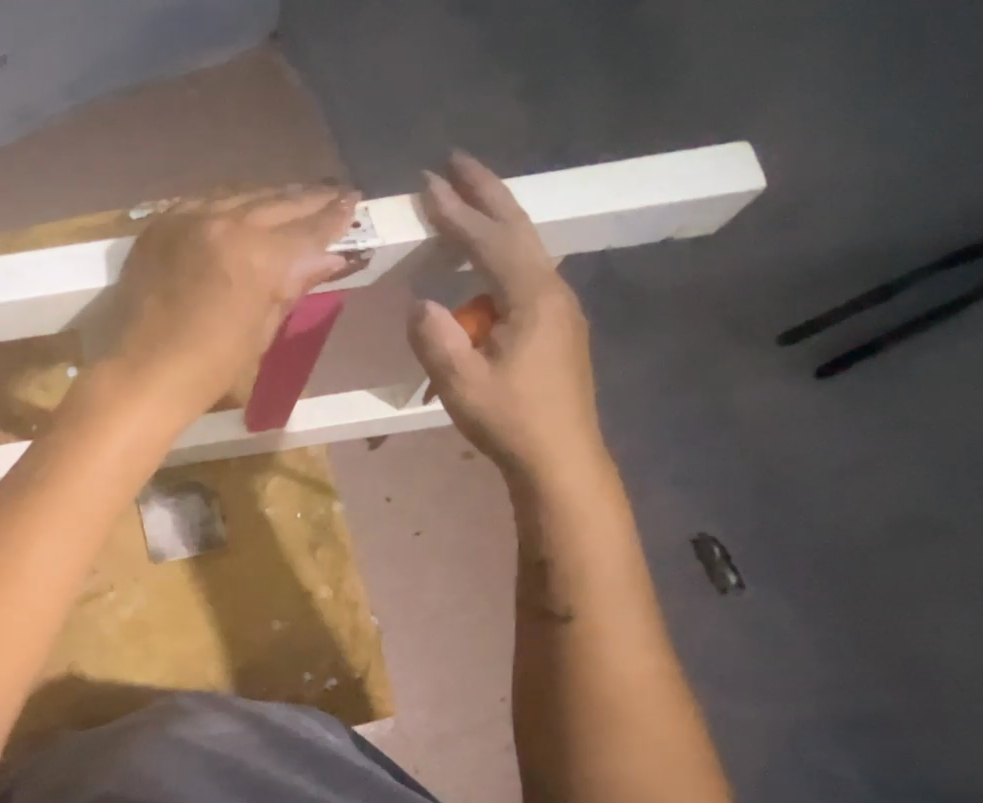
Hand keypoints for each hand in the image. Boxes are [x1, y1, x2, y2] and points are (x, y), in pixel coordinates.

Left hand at [101, 186, 358, 419]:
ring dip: (270, 196)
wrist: (141, 374)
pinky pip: (204, 200)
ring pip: (241, 194)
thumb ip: (293, 285)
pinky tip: (241, 205)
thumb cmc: (209, 367)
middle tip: (333, 194)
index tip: (353, 204)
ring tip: (292, 197)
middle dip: (309, 199)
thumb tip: (328, 258)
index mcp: (259, 255)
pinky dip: (229, 202)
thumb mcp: (262, 330)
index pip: (308, 228)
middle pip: (277, 203)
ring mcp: (188, 218)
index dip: (334, 218)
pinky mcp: (160, 223)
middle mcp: (226, 223)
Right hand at [407, 152, 607, 487]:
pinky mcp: (557, 329)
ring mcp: (560, 310)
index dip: (456, 213)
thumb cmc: (512, 422)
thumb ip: (437, 338)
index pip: (488, 241)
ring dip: (494, 221)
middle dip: (486, 193)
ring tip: (465, 204)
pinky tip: (482, 266)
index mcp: (533, 298)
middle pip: (517, 229)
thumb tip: (420, 303)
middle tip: (456, 161)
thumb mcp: (462, 384)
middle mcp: (554, 292)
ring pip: (524, 250)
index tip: (427, 183)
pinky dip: (498, 256)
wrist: (562, 460)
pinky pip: (524, 275)